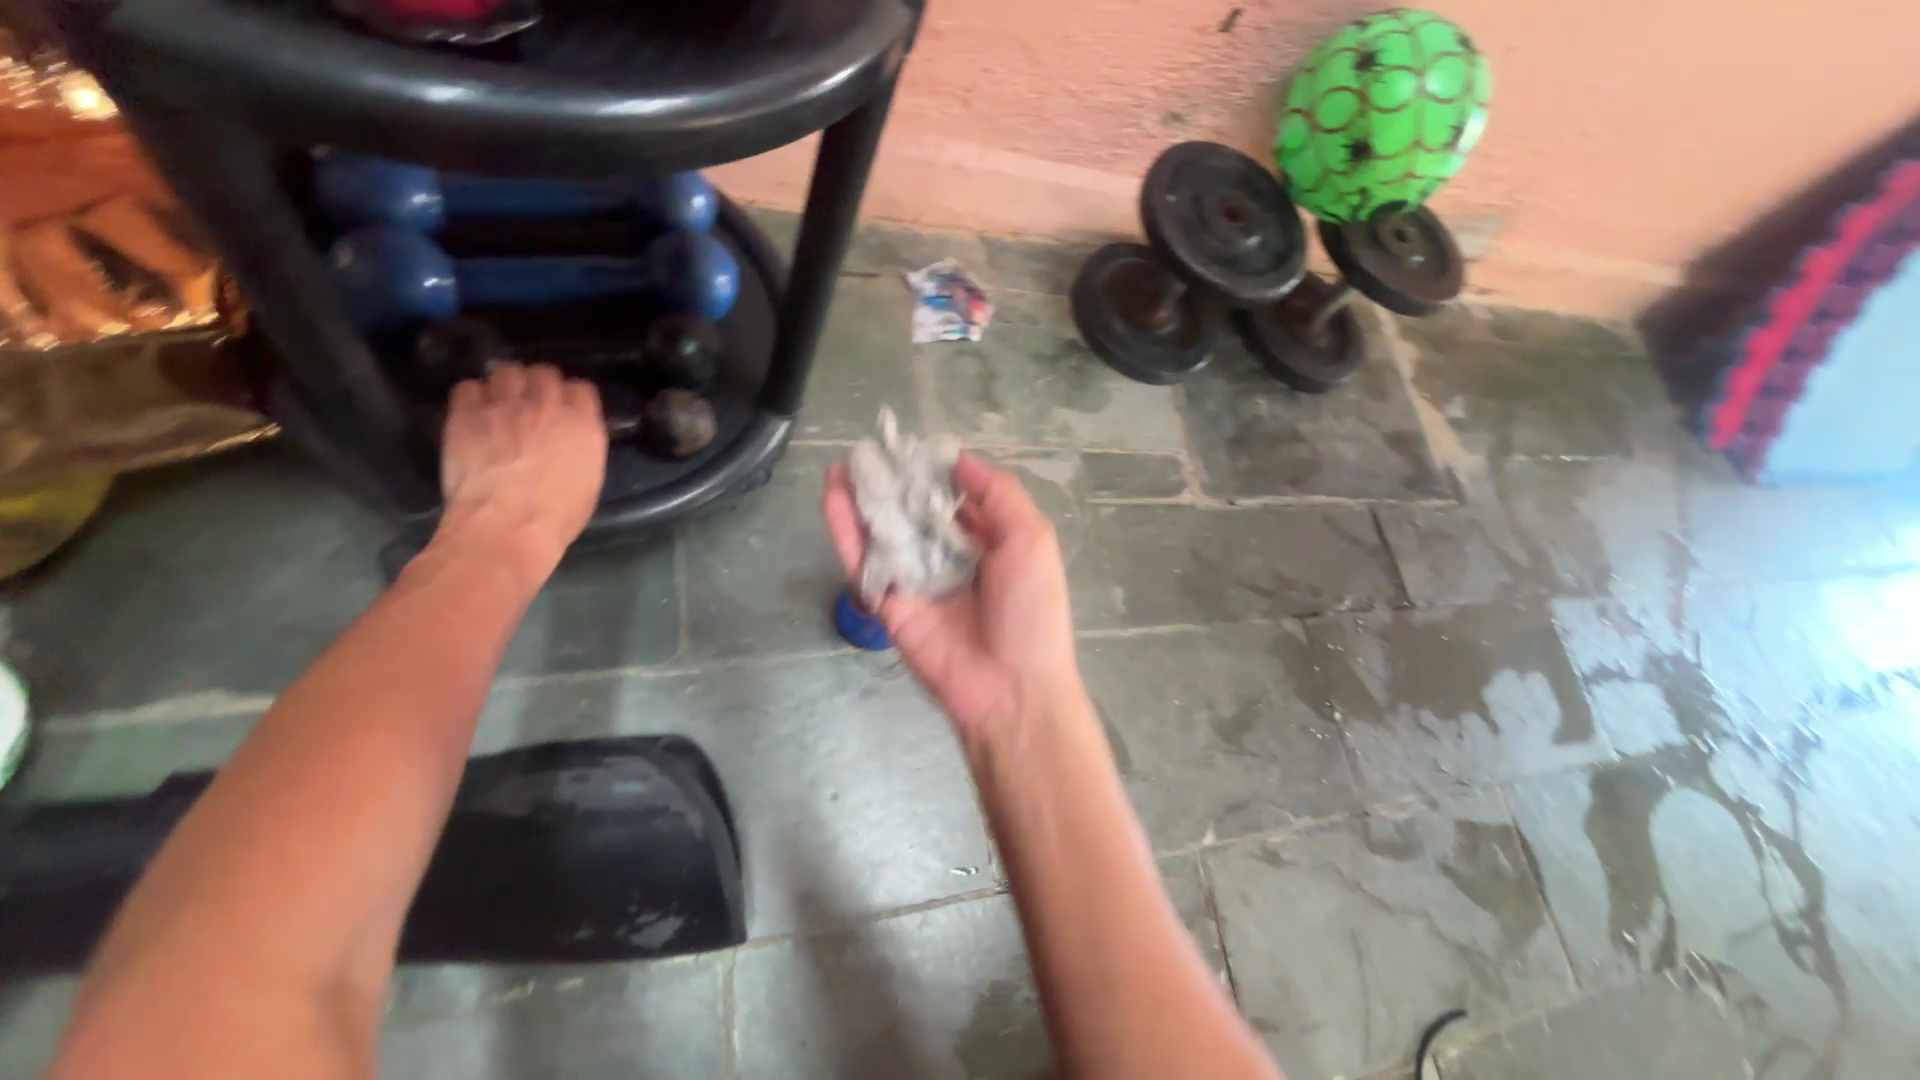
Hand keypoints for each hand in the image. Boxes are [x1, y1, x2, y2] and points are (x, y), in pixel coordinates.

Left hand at [435, 363, 605, 575]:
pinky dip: (472, 397)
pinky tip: (473, 415)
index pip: (581, 388)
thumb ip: (582, 449)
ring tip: (499, 405)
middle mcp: (546, 404)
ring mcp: (505, 404)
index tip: (564, 411)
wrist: (507, 526)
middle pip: (543, 372)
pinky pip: (469, 387)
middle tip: (529, 405)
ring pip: (506, 371)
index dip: (570, 398)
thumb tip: (570, 440)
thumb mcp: (589, 482)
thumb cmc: (557, 516)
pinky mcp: (467, 412)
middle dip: (537, 385)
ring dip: (505, 386)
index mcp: (582, 423)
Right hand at [823, 455, 1084, 745]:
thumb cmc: (1030, 610)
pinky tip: (832, 497)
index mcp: (987, 541)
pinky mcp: (889, 604)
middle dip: (890, 482)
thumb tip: (959, 460)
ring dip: (860, 499)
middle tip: (866, 451)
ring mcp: (916, 580)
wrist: (1011, 687)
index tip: (909, 445)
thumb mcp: (1032, 540)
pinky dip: (845, 531)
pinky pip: (864, 563)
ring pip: (882, 532)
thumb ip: (999, 495)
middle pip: (911, 512)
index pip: (953, 497)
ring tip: (840, 466)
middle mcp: (948, 557)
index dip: (932, 471)